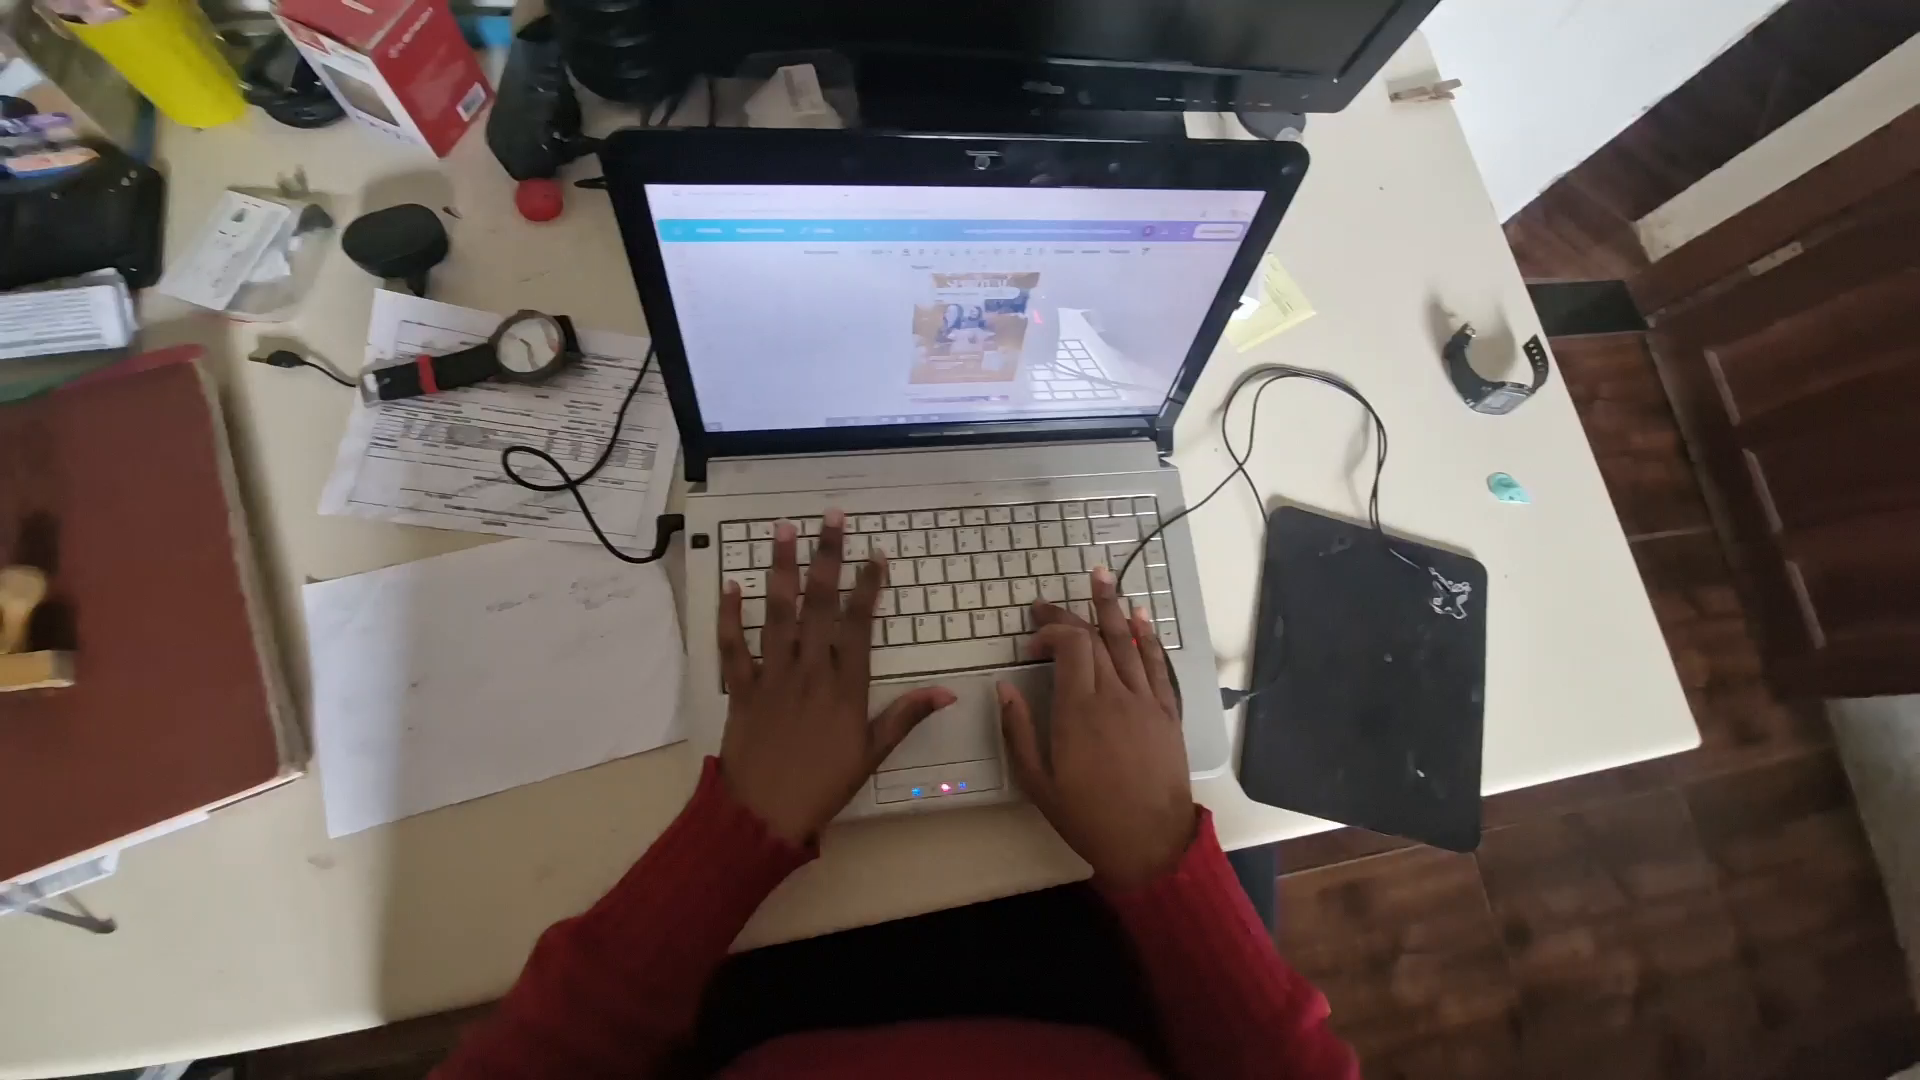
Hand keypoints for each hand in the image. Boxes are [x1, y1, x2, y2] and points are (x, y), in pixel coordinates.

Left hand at [718, 510, 954, 843]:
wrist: (762, 817)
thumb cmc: (823, 785)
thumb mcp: (872, 754)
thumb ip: (906, 716)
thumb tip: (950, 691)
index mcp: (845, 686)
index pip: (859, 624)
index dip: (868, 585)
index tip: (874, 552)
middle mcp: (809, 670)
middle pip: (820, 604)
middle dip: (826, 557)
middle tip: (830, 517)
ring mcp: (772, 676)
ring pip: (777, 614)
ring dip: (781, 569)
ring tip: (782, 530)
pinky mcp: (740, 688)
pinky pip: (732, 647)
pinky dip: (729, 616)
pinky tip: (731, 584)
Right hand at [999, 567, 1195, 887]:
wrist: (1151, 843)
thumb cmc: (1088, 815)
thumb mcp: (1038, 781)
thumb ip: (1017, 730)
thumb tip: (1003, 687)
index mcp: (1079, 709)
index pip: (1068, 646)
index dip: (1049, 631)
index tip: (1031, 643)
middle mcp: (1114, 695)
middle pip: (1094, 637)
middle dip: (1069, 615)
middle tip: (1047, 604)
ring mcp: (1146, 700)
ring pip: (1128, 641)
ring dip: (1112, 606)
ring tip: (1101, 576)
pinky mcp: (1168, 711)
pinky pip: (1157, 664)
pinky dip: (1148, 637)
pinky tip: (1140, 617)